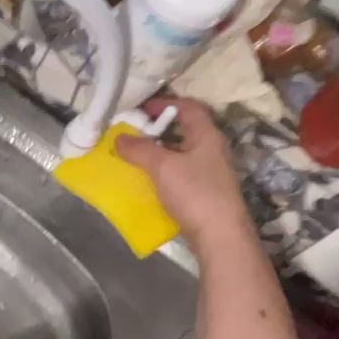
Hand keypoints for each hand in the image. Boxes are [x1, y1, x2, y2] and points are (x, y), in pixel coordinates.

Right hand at [114, 100, 255, 253]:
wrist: (218, 235)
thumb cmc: (195, 193)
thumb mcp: (163, 167)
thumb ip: (140, 149)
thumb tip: (119, 137)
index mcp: (207, 136)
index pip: (188, 107)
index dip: (166, 103)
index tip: (141, 109)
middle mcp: (211, 150)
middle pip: (184, 130)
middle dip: (158, 129)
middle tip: (133, 132)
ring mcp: (208, 172)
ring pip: (180, 153)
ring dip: (158, 152)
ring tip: (134, 156)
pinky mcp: (203, 192)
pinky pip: (179, 173)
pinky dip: (161, 172)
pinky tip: (146, 180)